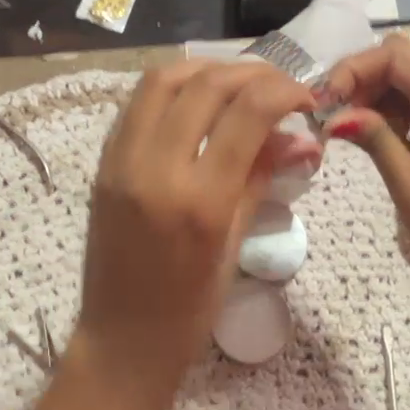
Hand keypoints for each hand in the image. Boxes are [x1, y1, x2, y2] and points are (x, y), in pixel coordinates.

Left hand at [75, 61, 313, 409]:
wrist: (121, 340)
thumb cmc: (189, 310)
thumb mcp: (235, 245)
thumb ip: (261, 178)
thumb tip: (298, 135)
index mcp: (200, 200)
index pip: (247, 112)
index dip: (284, 91)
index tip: (305, 96)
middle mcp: (156, 169)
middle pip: (206, 85)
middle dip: (251, 73)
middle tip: (277, 85)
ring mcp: (122, 162)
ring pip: (163, 80)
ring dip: (206, 70)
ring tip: (237, 82)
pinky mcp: (103, 163)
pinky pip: (137, 104)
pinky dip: (171, 89)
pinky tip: (196, 100)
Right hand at [323, 36, 409, 326]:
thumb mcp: (409, 187)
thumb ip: (374, 139)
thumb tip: (335, 114)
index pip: (396, 56)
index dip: (354, 68)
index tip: (324, 101)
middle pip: (405, 60)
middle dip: (363, 77)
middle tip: (332, 114)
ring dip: (378, 93)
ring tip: (349, 128)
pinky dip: (397, 108)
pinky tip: (378, 135)